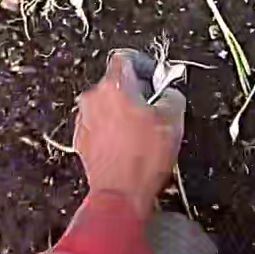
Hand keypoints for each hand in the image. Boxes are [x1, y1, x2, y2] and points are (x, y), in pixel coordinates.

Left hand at [74, 52, 185, 216]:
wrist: (120, 195)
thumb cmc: (144, 156)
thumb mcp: (173, 117)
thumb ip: (172, 94)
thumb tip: (168, 93)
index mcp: (114, 85)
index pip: (126, 57)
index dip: (145, 65)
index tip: (156, 80)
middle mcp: (94, 98)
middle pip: (117, 81)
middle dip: (137, 91)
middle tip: (155, 108)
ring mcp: (84, 121)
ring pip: (109, 104)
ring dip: (124, 111)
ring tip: (144, 130)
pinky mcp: (81, 141)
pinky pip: (100, 124)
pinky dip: (114, 129)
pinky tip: (131, 144)